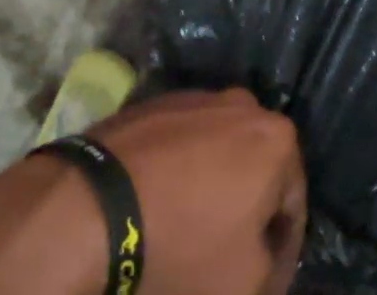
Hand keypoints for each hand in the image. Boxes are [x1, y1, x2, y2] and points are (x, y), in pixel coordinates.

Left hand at [95, 89, 307, 294]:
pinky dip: (170, 175)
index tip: (261, 282)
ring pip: (214, 154)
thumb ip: (271, 274)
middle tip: (221, 254)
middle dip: (245, 212)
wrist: (82, 210)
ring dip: (207, 189)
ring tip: (180, 231)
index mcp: (278, 140)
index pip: (294, 206)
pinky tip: (149, 208)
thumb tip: (264, 263)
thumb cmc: (179, 245)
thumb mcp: (243, 285)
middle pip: (255, 172)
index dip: (280, 253)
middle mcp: (244, 106)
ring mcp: (194, 99)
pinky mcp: (149, 105)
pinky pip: (174, 147)